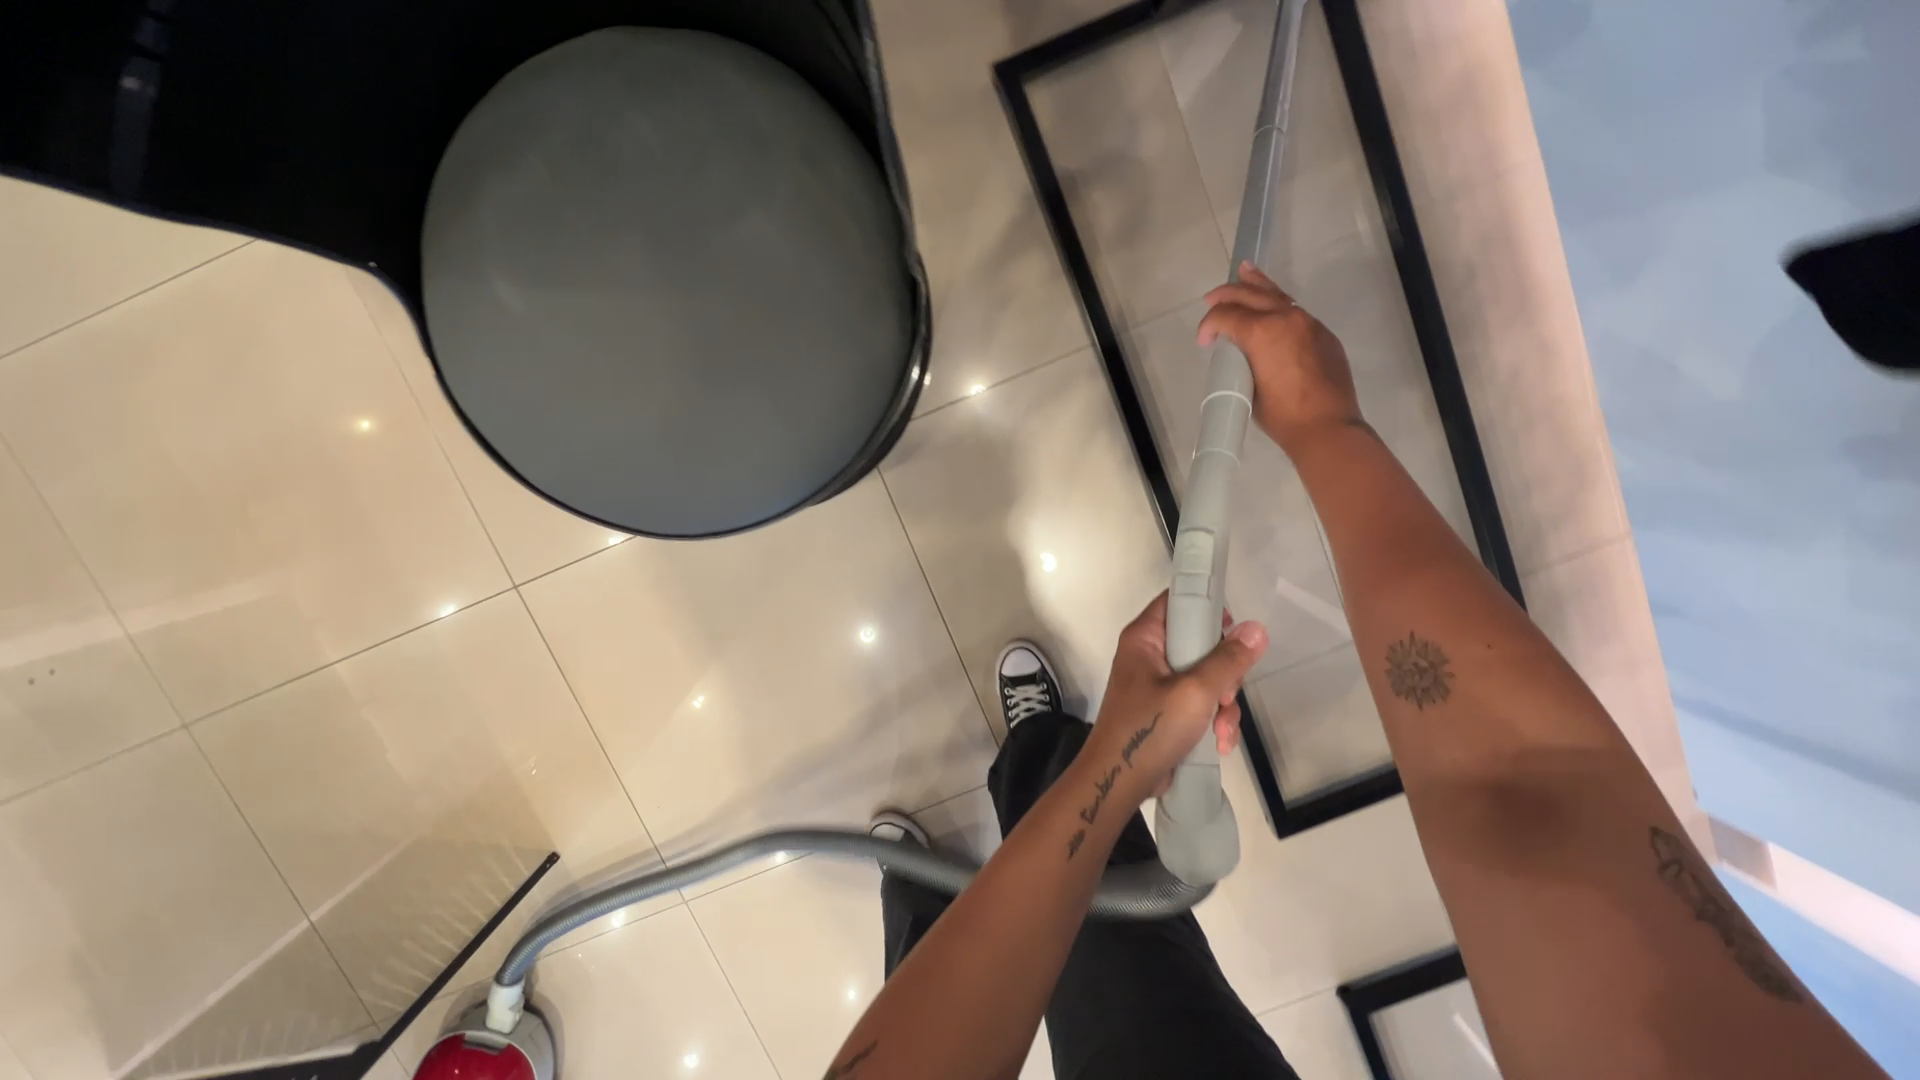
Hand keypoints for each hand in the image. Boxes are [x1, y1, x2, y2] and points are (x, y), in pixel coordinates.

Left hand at [1088, 592, 1268, 796]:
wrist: (1120, 781)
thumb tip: (1256, 629)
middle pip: (1201, 644)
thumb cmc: (1150, 728)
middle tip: (1225, 695)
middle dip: (1224, 674)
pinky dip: (1212, 722)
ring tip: (1221, 729)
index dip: (1208, 609)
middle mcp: (1149, 656)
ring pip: (1206, 679)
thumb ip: (1228, 660)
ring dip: (1222, 706)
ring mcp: (1157, 685)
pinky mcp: (1166, 711)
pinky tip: (1220, 743)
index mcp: (1145, 638)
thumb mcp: (1196, 691)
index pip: (1178, 601)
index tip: (1234, 632)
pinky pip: (1199, 705)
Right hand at [1197, 262, 1363, 454]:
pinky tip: (1271, 306)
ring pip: (1277, 294)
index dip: (1208, 325)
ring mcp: (1308, 322)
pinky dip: (1278, 303)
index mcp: (1261, 332)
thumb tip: (1242, 351)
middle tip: (1211, 298)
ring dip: (1256, 285)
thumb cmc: (1281, 415)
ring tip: (1245, 271)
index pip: (1226, 315)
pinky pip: (1294, 310)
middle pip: (1250, 294)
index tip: (1204, 342)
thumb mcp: (1247, 387)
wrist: (1326, 427)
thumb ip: (1242, 360)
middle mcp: (1285, 318)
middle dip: (1227, 295)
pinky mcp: (1322, 333)